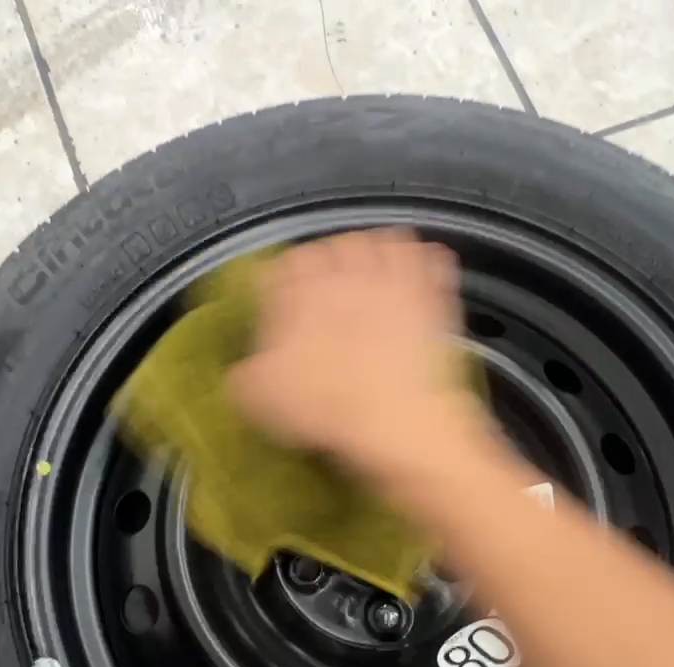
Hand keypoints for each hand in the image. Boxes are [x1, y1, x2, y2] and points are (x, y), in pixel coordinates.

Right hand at [228, 228, 490, 478]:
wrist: (393, 420)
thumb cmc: (321, 406)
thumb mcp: (258, 396)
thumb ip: (244, 372)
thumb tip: (243, 369)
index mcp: (295, 287)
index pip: (277, 268)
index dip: (276, 286)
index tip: (277, 306)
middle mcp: (342, 269)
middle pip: (329, 246)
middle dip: (325, 264)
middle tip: (324, 291)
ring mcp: (391, 276)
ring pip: (380, 240)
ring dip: (373, 253)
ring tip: (371, 275)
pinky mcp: (430, 293)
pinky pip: (431, 257)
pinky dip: (422, 261)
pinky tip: (419, 274)